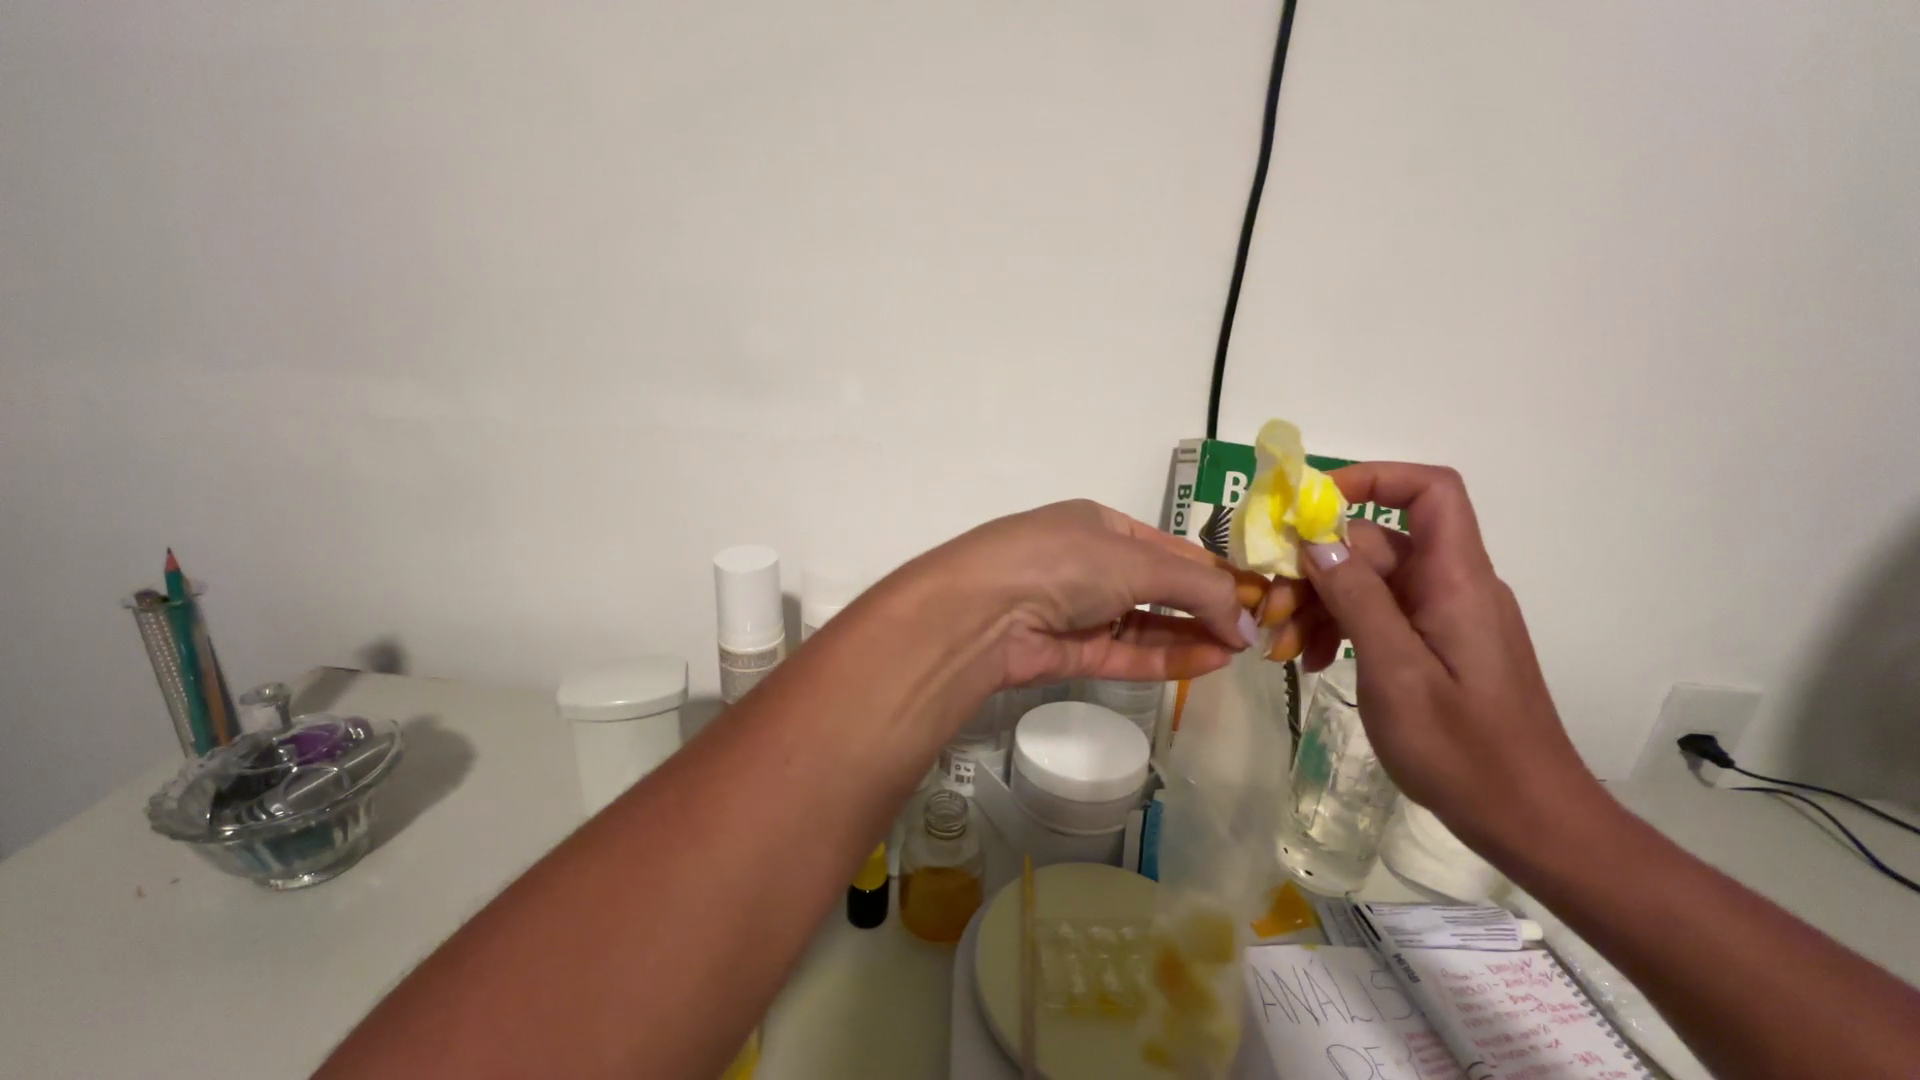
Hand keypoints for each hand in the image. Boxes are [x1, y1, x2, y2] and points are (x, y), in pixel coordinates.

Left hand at [913, 500, 1278, 687]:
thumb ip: (1197, 589)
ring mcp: (1080, 611)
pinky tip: (1212, 660)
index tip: (1259, 594)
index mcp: (1100, 526)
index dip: (1214, 571)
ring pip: (1148, 624)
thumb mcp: (1137, 561)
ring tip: (1242, 649)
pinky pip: (1130, 654)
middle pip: (1161, 587)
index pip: (1170, 548)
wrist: (983, 611)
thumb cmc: (1063, 563)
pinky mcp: (1073, 653)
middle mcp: (1090, 565)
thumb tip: (1246, 622)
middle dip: (1207, 606)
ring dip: (1194, 634)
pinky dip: (1170, 658)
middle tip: (1258, 629)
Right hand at [1295, 464, 1599, 848]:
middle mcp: (1453, 586)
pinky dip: (1340, 629)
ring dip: (1320, 604)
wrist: (1528, 818)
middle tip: (1271, 607)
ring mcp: (1444, 618)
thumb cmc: (1464, 748)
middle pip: (1378, 543)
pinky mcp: (1435, 647)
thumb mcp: (1397, 671)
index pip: (1429, 490)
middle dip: (1316, 566)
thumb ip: (1358, 599)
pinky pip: (1380, 617)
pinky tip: (1312, 662)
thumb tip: (1318, 540)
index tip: (1308, 506)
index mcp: (1457, 580)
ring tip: (1282, 646)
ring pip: (1370, 583)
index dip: (1371, 479)